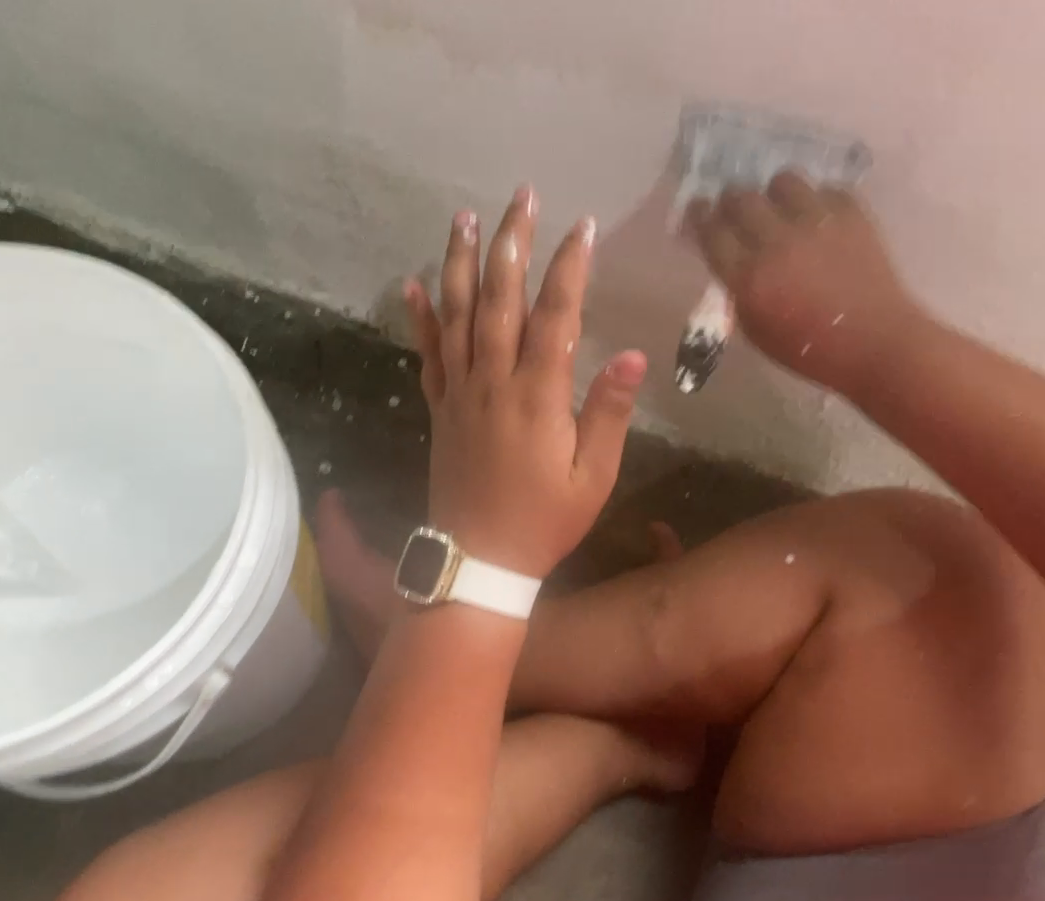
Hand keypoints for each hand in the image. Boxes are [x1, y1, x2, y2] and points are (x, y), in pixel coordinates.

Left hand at [404, 186, 646, 577]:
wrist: (478, 559)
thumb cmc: (545, 521)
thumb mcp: (593, 477)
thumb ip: (607, 414)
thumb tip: (633, 357)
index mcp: (538, 397)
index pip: (555, 317)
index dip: (569, 269)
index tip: (582, 227)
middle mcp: (493, 382)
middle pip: (500, 300)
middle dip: (513, 244)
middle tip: (521, 196)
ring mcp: (460, 393)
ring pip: (458, 316)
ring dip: (462, 263)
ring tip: (464, 217)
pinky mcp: (440, 409)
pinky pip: (427, 354)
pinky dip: (419, 317)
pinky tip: (411, 283)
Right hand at [687, 173, 925, 394]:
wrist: (874, 343)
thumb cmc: (810, 350)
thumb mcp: (757, 331)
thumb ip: (739, 292)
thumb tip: (731, 262)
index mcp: (749, 277)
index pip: (711, 231)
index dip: (700, 217)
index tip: (699, 211)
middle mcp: (777, 242)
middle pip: (741, 197)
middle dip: (733, 200)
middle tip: (737, 209)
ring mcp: (816, 223)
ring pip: (783, 181)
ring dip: (776, 194)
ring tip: (782, 208)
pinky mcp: (851, 214)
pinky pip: (825, 190)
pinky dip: (817, 202)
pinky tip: (819, 220)